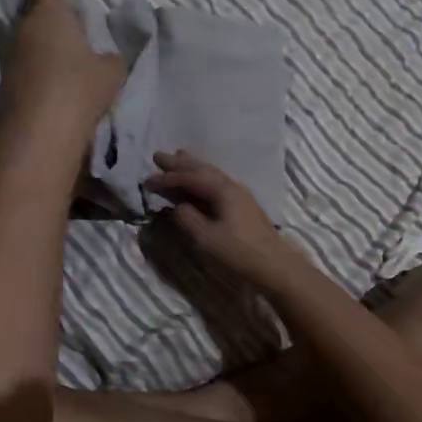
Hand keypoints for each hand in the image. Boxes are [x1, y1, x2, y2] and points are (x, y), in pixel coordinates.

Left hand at [0, 0, 127, 138]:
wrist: (42, 132)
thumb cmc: (80, 88)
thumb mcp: (111, 72)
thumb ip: (111, 58)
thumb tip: (109, 58)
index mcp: (50, 14)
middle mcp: (23, 28)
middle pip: (30, 9)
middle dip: (41, 7)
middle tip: (56, 11)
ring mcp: (9, 57)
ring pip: (23, 38)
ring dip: (35, 40)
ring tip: (54, 48)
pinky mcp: (4, 84)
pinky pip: (21, 65)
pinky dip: (32, 66)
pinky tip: (47, 78)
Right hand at [145, 150, 302, 288]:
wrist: (275, 266)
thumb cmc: (238, 252)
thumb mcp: (205, 238)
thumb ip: (187, 218)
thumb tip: (179, 206)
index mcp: (222, 190)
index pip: (189, 178)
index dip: (166, 178)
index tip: (146, 180)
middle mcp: (232, 186)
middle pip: (202, 169)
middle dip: (179, 163)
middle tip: (158, 155)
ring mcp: (240, 194)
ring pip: (212, 173)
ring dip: (193, 166)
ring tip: (179, 157)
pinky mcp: (244, 205)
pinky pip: (218, 182)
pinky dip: (203, 177)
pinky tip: (201, 181)